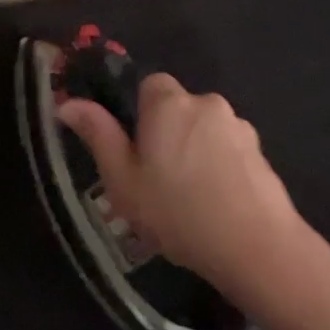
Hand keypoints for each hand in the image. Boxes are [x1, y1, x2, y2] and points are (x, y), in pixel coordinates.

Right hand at [57, 74, 305, 291]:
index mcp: (168, 103)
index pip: (149, 85)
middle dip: (168, 135)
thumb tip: (68, 103)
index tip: (134, 150)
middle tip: (156, 182)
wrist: (253, 244)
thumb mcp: (122, 180)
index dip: (139, 114)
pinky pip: (229, 152)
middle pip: (179, 109)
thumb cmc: (176, 212)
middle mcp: (207, 103)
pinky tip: (215, 205)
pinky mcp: (262, 153)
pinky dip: (220, 169)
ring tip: (189, 200)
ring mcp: (240, 127)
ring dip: (195, 153)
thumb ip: (98, 136)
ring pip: (205, 132)